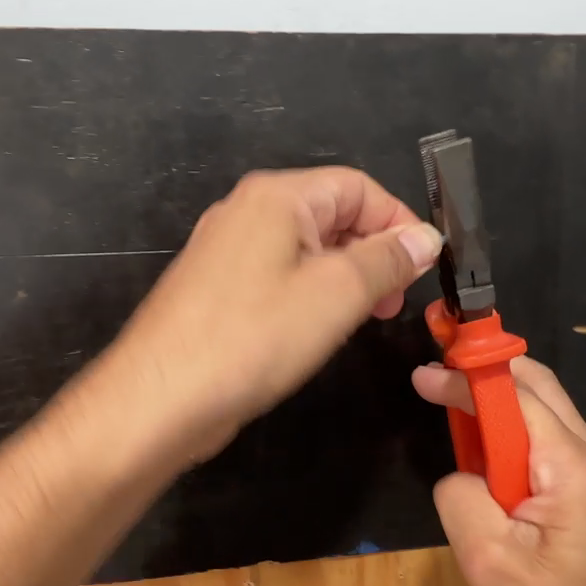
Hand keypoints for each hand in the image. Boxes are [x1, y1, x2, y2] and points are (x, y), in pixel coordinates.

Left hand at [107, 167, 442, 456]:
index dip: (398, 222)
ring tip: (364, 320)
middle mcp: (246, 212)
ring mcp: (226, 251)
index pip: (357, 186)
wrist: (160, 398)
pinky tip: (319, 331)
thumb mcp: (337, 293)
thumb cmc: (254, 337)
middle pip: (330, 215)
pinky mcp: (216, 290)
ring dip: (345, 279)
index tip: (424, 268)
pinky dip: (310, 296)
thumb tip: (425, 237)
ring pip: (305, 250)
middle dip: (373, 253)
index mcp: (276, 196)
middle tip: (393, 303)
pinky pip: (278, 278)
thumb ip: (386, 259)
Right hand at [412, 358, 585, 585]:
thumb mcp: (487, 560)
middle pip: (538, 386)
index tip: (423, 376)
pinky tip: (487, 455)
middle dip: (486, 374)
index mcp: (573, 467)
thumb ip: (460, 497)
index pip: (516, 395)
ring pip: (546, 409)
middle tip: (438, 381)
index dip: (466, 379)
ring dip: (499, 402)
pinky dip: (514, 430)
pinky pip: (551, 438)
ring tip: (454, 413)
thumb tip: (460, 471)